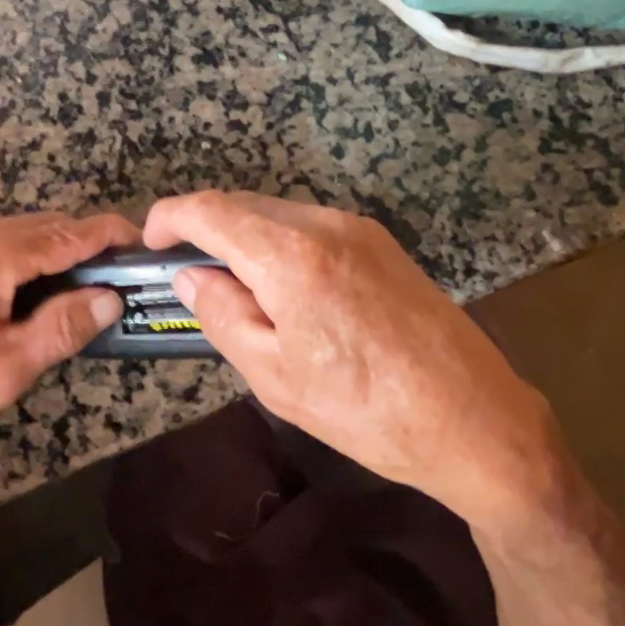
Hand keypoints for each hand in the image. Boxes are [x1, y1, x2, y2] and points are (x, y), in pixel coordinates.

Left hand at [0, 212, 139, 516]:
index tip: (141, 239)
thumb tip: (110, 300)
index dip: (108, 233)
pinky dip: (23, 252)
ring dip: (54, 247)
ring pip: (19, 229)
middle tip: (118, 271)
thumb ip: (63, 328)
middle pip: (45, 225)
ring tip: (82, 281)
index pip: (66, 235)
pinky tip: (34, 283)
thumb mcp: (8, 367)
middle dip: (85, 241)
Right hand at [143, 191, 564, 524]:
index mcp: (290, 255)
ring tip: (232, 289)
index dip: (169, 218)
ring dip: (243, 238)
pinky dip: (278, 245)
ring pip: (278, 214)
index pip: (210, 210)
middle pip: (243, 205)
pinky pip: (310, 228)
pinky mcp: (383, 246)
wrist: (474, 420)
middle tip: (185, 274)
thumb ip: (223, 314)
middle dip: (203, 229)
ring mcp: (360, 230)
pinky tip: (280, 289)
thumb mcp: (274, 375)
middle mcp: (325, 225)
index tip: (150, 243)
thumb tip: (193, 276)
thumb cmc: (363, 410)